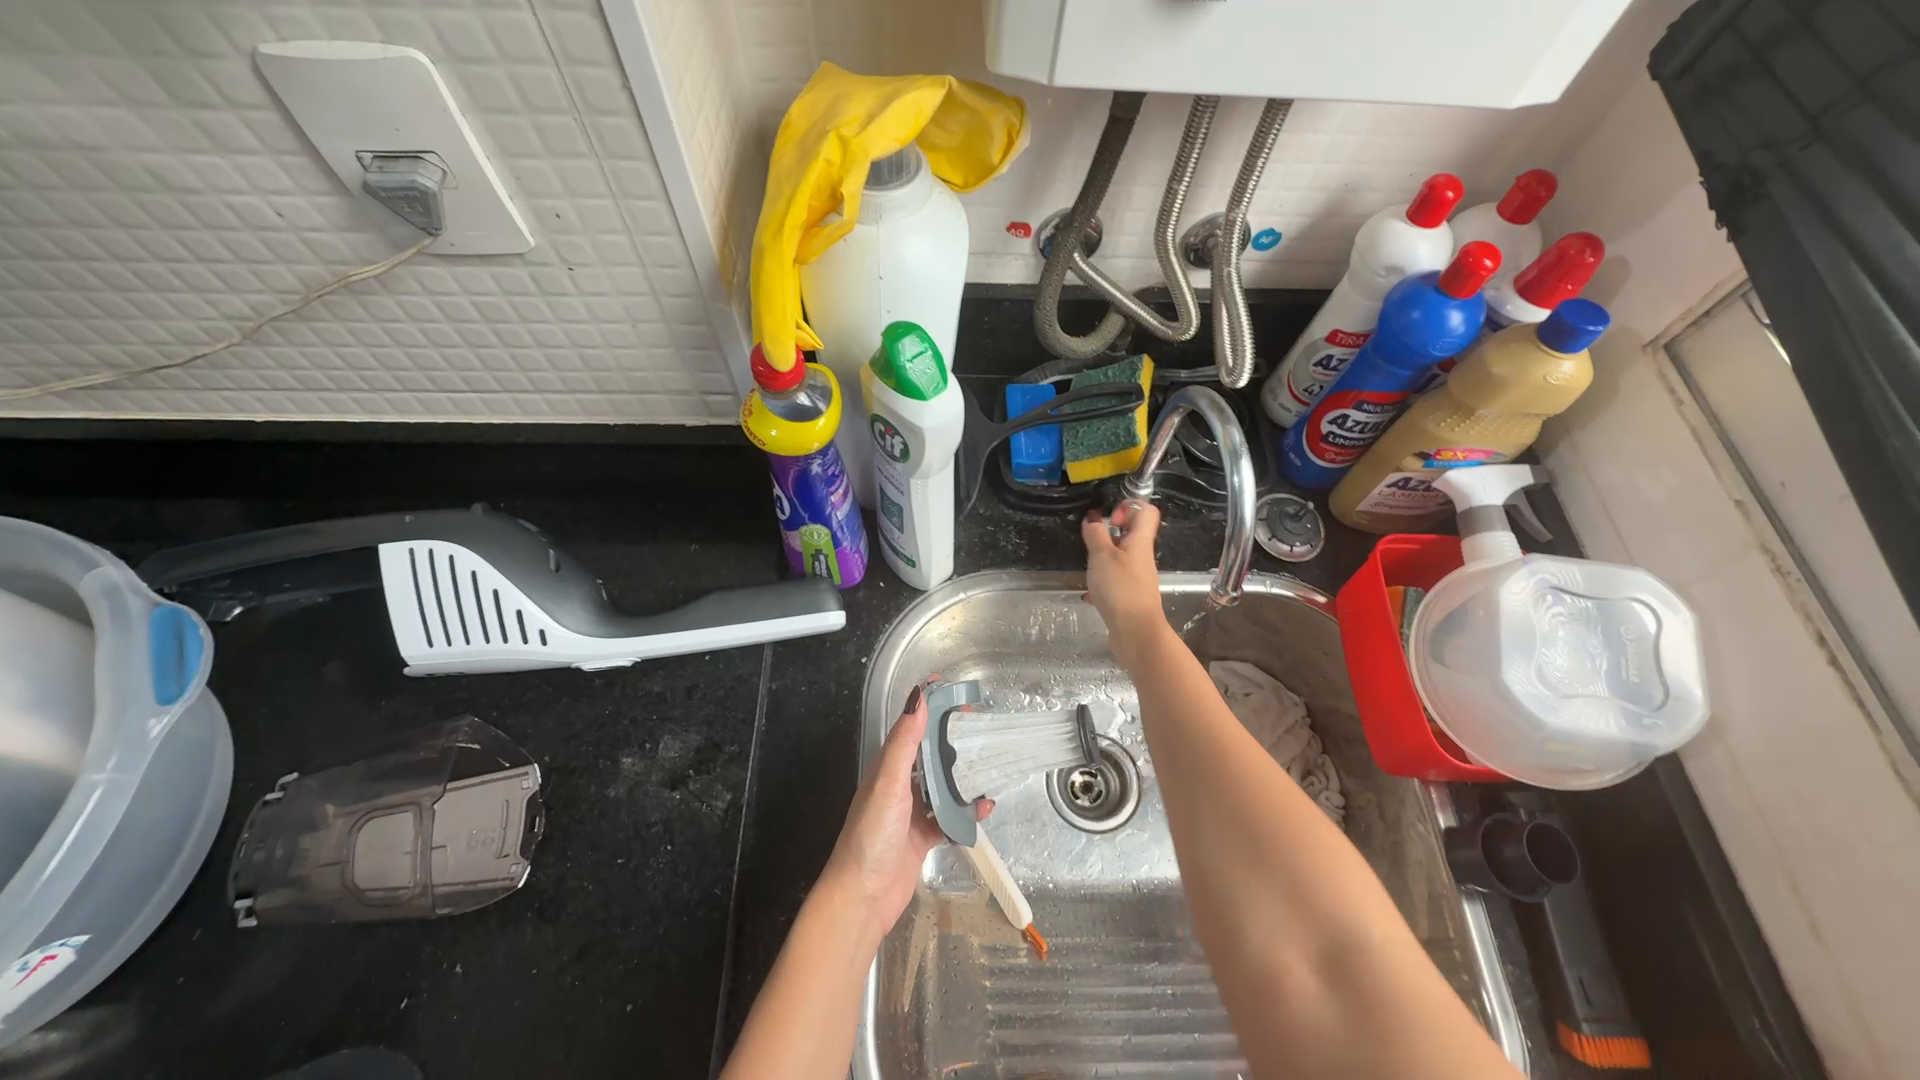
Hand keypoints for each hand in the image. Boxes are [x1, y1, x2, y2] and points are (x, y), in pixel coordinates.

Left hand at [825, 685, 990, 932]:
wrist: (863, 897)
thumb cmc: (872, 836)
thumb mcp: (889, 783)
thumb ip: (905, 743)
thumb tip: (918, 697)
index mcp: (885, 769)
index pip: (909, 728)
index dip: (927, 708)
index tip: (951, 689)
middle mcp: (897, 786)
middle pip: (928, 755)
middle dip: (951, 739)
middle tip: (980, 726)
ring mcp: (910, 813)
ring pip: (941, 787)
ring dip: (962, 778)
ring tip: (989, 767)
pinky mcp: (921, 838)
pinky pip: (948, 819)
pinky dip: (966, 813)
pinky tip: (983, 810)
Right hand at [1081, 499, 1169, 666]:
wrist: (1135, 632)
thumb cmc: (1120, 589)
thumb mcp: (1102, 556)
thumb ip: (1096, 534)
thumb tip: (1093, 518)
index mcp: (1140, 542)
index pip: (1146, 511)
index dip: (1128, 507)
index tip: (1109, 518)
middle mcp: (1141, 557)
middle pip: (1131, 535)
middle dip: (1109, 533)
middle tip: (1091, 541)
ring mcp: (1136, 578)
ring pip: (1120, 558)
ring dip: (1102, 558)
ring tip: (1087, 566)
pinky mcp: (1129, 596)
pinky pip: (1114, 581)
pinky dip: (1100, 582)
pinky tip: (1087, 593)